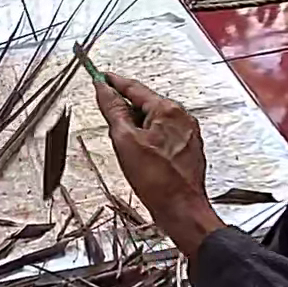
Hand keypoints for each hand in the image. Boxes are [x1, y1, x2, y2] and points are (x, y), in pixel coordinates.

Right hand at [93, 72, 223, 257]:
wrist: (182, 210)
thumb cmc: (157, 180)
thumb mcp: (125, 140)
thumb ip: (113, 111)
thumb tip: (103, 89)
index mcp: (168, 110)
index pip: (134, 87)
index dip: (113, 82)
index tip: (100, 76)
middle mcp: (182, 117)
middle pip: (144, 103)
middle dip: (124, 109)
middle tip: (107, 118)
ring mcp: (187, 133)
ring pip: (152, 120)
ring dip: (135, 126)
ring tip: (124, 146)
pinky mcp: (187, 148)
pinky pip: (162, 133)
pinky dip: (147, 137)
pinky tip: (139, 154)